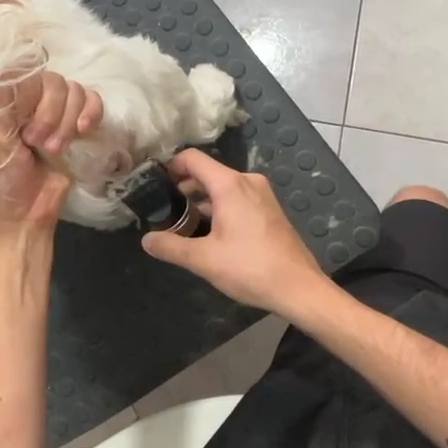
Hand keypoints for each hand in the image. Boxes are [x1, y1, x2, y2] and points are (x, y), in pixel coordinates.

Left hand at [0, 72, 102, 224]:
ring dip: (67, 121)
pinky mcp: (75, 123)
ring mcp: (54, 111)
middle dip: (51, 116)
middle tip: (37, 144)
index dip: (33, 99)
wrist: (26, 215)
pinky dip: (91, 112)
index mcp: (5, 101)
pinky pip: (92, 100)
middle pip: (54, 81)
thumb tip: (3, 72)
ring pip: (74, 90)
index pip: (28, 74)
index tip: (26, 131)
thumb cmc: (1, 181)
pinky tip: (83, 130)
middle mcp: (29, 100)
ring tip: (53, 150)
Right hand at [140, 148, 330, 317]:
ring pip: (222, 186)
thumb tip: (146, 240)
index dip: (170, 166)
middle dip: (183, 187)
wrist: (300, 289)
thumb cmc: (250, 268)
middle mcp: (247, 182)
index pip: (192, 158)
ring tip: (183, 222)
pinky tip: (210, 232)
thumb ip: (171, 246)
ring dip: (201, 199)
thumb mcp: (203, 259)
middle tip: (164, 208)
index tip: (155, 184)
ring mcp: (262, 195)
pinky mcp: (269, 210)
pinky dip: (219, 207)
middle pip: (207, 172)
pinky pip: (237, 198)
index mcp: (230, 185)